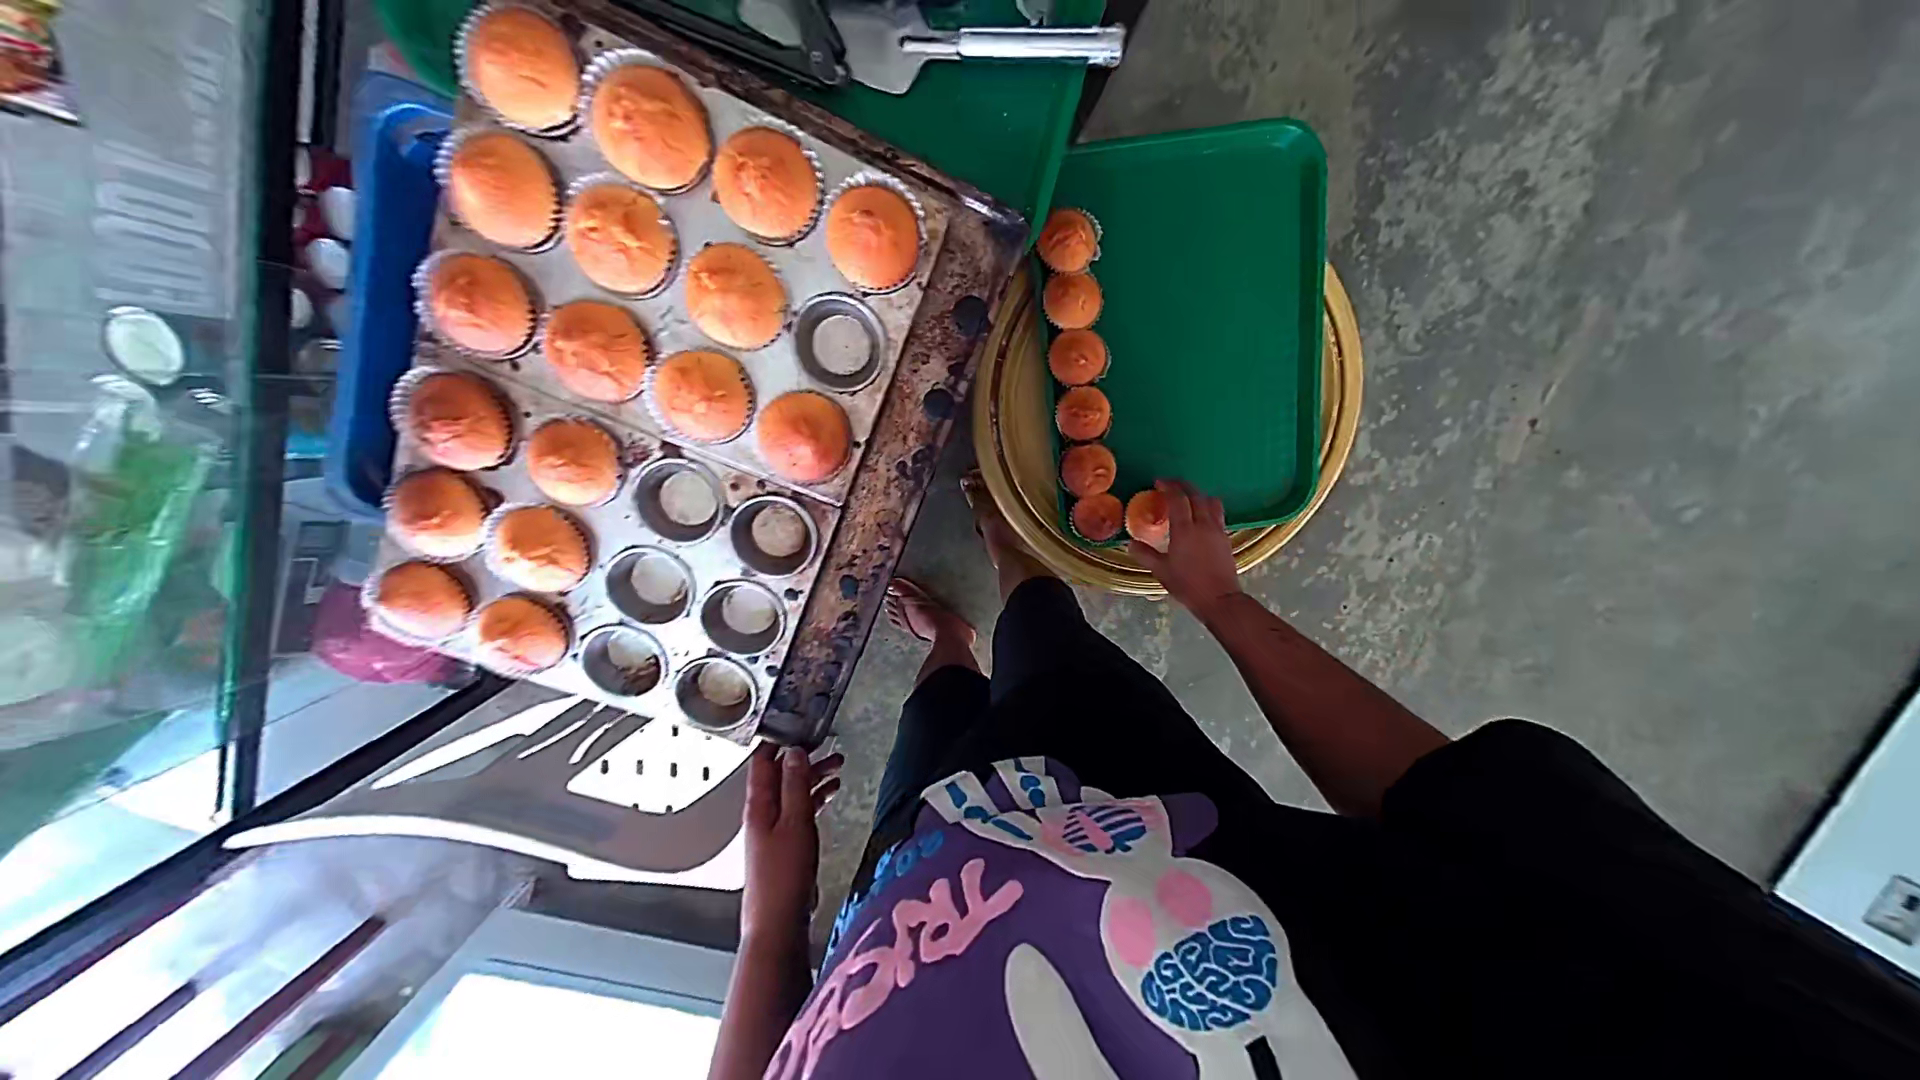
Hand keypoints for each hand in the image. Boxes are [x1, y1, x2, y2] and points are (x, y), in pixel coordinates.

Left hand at [741, 743, 842, 942]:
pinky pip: (799, 809)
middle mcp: (762, 813)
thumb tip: (794, 750)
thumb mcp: (795, 822)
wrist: (778, 924)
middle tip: (829, 743)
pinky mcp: (785, 843)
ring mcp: (773, 828)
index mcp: (757, 805)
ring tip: (839, 765)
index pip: (763, 762)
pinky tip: (831, 793)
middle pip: (780, 775)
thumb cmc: (785, 873)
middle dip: (803, 757)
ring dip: (813, 776)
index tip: (801, 724)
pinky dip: (815, 797)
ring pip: (792, 791)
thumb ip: (795, 784)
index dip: (779, 740)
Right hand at [1128, 478, 1244, 621]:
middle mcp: (1203, 524)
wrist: (1220, 599)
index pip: (1177, 499)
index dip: (1168, 487)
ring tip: (1188, 497)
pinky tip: (1200, 516)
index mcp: (1185, 530)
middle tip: (1170, 484)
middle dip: (1183, 485)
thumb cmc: (1187, 585)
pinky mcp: (1225, 537)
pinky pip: (1217, 513)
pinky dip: (1207, 507)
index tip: (1158, 483)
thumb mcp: (1161, 571)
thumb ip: (1145, 554)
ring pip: (1211, 501)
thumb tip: (1131, 544)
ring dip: (1198, 494)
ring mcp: (1217, 530)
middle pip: (1196, 494)